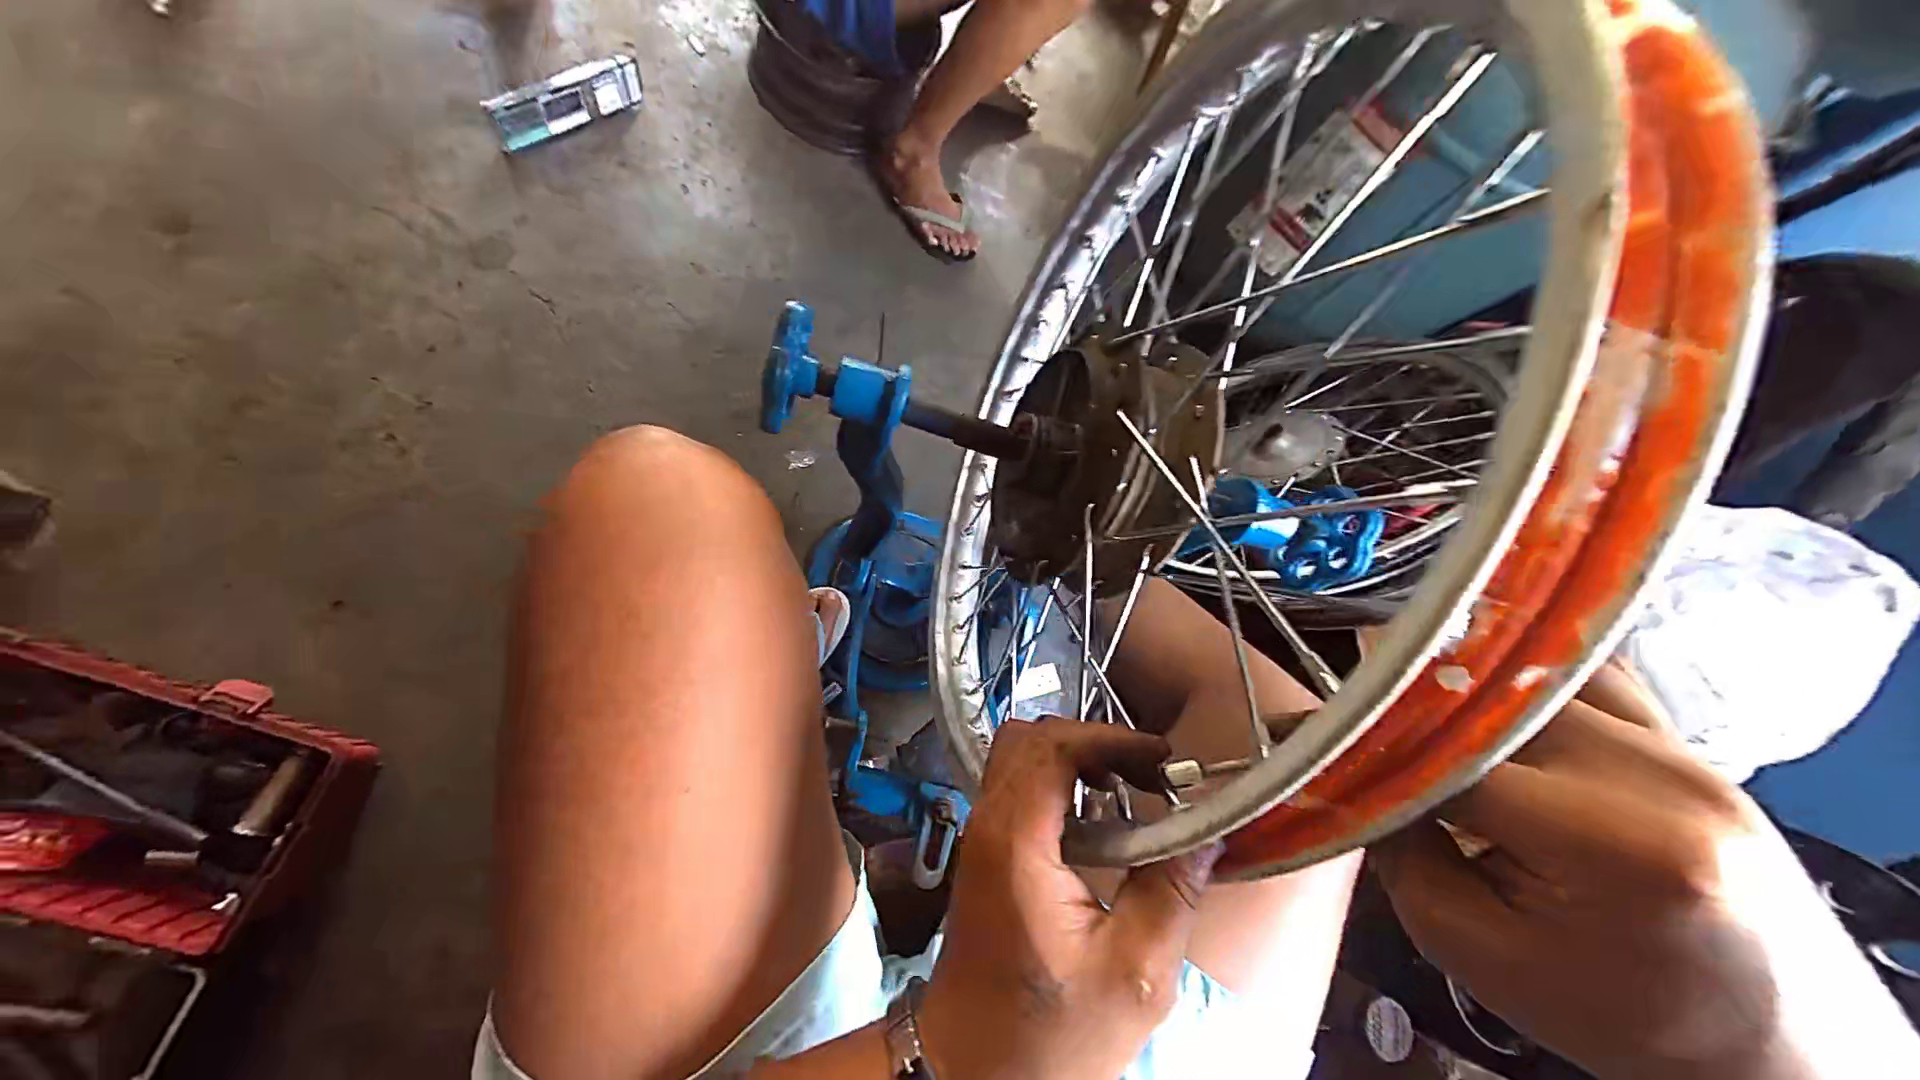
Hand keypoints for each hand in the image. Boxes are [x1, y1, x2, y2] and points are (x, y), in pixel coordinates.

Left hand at [915, 718, 1224, 1079]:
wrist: (974, 1065)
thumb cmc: (1050, 1032)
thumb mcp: (1133, 974)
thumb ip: (1171, 892)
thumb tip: (1208, 833)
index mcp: (1016, 843)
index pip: (1051, 747)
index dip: (1108, 738)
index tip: (1159, 760)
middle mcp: (988, 824)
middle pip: (1030, 737)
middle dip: (1092, 739)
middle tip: (1144, 770)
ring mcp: (980, 834)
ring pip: (1017, 754)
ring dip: (1071, 755)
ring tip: (1125, 785)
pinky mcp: (984, 849)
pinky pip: (1014, 783)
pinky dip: (1054, 778)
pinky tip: (1095, 813)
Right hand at [1374, 686, 1915, 1078]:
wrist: (1785, 1056)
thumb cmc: (1616, 1016)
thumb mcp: (1470, 947)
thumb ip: (1398, 846)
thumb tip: (1351, 769)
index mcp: (1609, 841)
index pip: (1447, 756)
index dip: (1366, 738)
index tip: (1302, 725)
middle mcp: (1657, 775)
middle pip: (1487, 699)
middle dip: (1408, 699)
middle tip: (1350, 705)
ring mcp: (1684, 751)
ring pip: (1532, 671)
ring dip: (1462, 682)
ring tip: (1410, 694)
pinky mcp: (1689, 745)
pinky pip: (1585, 679)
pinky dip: (1521, 676)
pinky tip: (1487, 692)